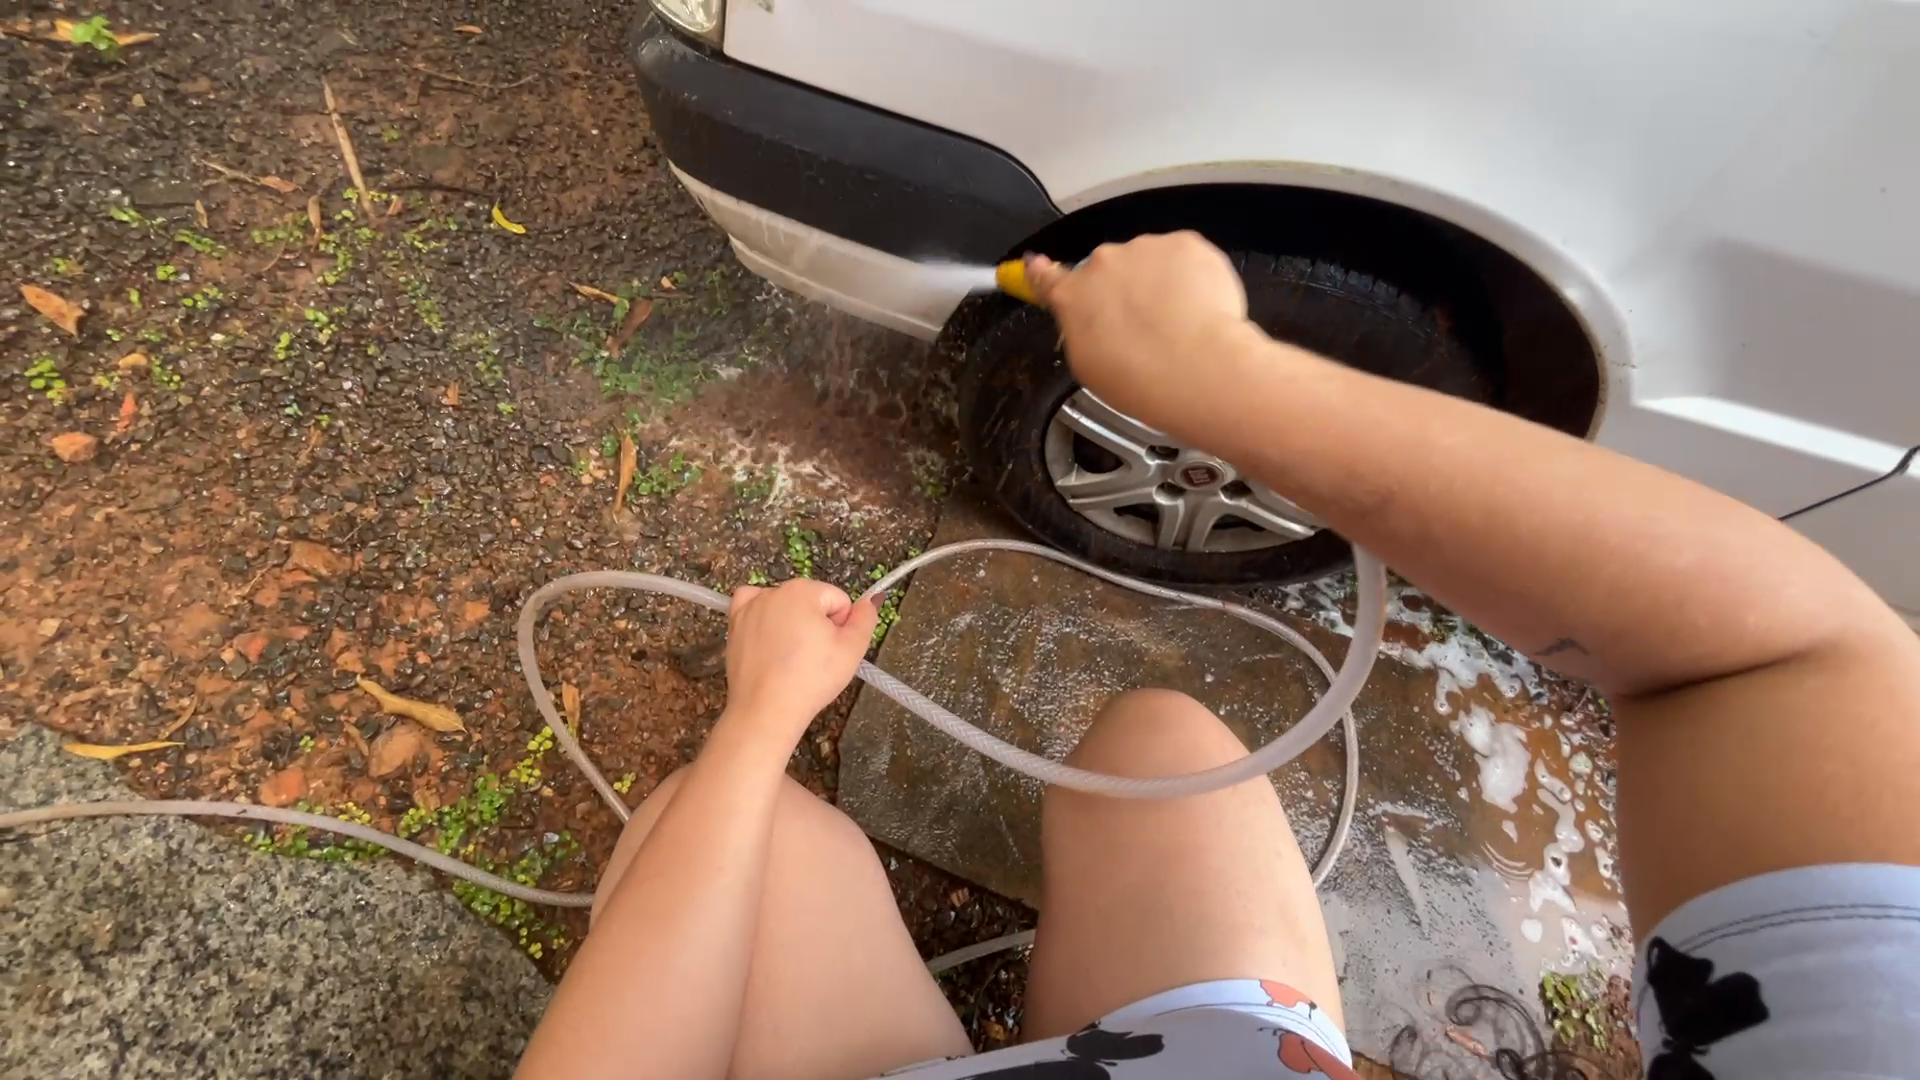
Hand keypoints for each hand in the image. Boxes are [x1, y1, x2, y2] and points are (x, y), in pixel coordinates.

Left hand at [721, 580, 877, 744]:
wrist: (767, 710)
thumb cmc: (812, 679)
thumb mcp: (852, 649)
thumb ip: (866, 618)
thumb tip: (871, 599)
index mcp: (805, 591)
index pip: (839, 601)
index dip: (842, 626)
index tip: (833, 650)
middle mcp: (775, 591)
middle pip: (812, 602)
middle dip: (818, 624)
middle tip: (815, 658)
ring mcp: (751, 607)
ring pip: (786, 607)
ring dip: (793, 623)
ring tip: (792, 657)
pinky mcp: (734, 624)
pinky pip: (752, 606)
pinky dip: (762, 615)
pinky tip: (768, 635)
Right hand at [1027, 233, 1256, 437]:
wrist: (1193, 368)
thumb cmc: (1137, 378)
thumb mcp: (1088, 366)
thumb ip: (1080, 331)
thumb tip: (1088, 321)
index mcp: (1073, 297)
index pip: (1048, 278)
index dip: (1042, 273)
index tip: (1037, 266)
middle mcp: (1103, 263)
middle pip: (1108, 270)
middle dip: (1122, 290)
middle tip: (1142, 327)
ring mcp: (1145, 248)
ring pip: (1148, 261)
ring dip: (1157, 283)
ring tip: (1176, 324)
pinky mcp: (1185, 243)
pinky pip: (1183, 256)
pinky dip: (1190, 276)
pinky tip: (1197, 308)